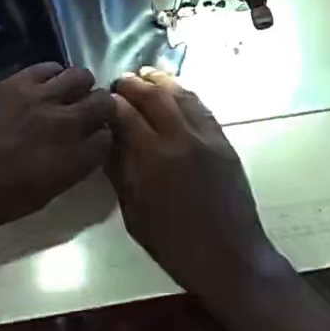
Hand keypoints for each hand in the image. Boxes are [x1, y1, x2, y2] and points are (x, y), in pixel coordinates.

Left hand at [0, 63, 117, 243]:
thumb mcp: (37, 198)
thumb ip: (66, 170)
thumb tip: (77, 153)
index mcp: (70, 163)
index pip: (107, 140)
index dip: (102, 140)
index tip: (94, 141)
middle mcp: (63, 125)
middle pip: (103, 103)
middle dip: (100, 109)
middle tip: (87, 115)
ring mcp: (40, 99)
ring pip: (80, 76)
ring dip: (79, 87)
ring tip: (66, 96)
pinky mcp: (16, 82)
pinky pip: (48, 66)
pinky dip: (53, 74)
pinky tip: (43, 86)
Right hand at [107, 68, 284, 298]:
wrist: (228, 257)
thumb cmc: (174, 244)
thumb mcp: (134, 212)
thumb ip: (121, 172)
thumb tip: (109, 141)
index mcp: (152, 158)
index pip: (125, 115)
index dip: (110, 103)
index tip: (101, 99)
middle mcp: (179, 138)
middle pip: (152, 97)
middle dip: (132, 85)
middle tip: (120, 81)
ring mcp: (205, 136)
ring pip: (179, 95)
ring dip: (160, 81)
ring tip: (146, 74)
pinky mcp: (222, 140)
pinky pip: (201, 107)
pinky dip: (185, 93)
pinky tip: (175, 91)